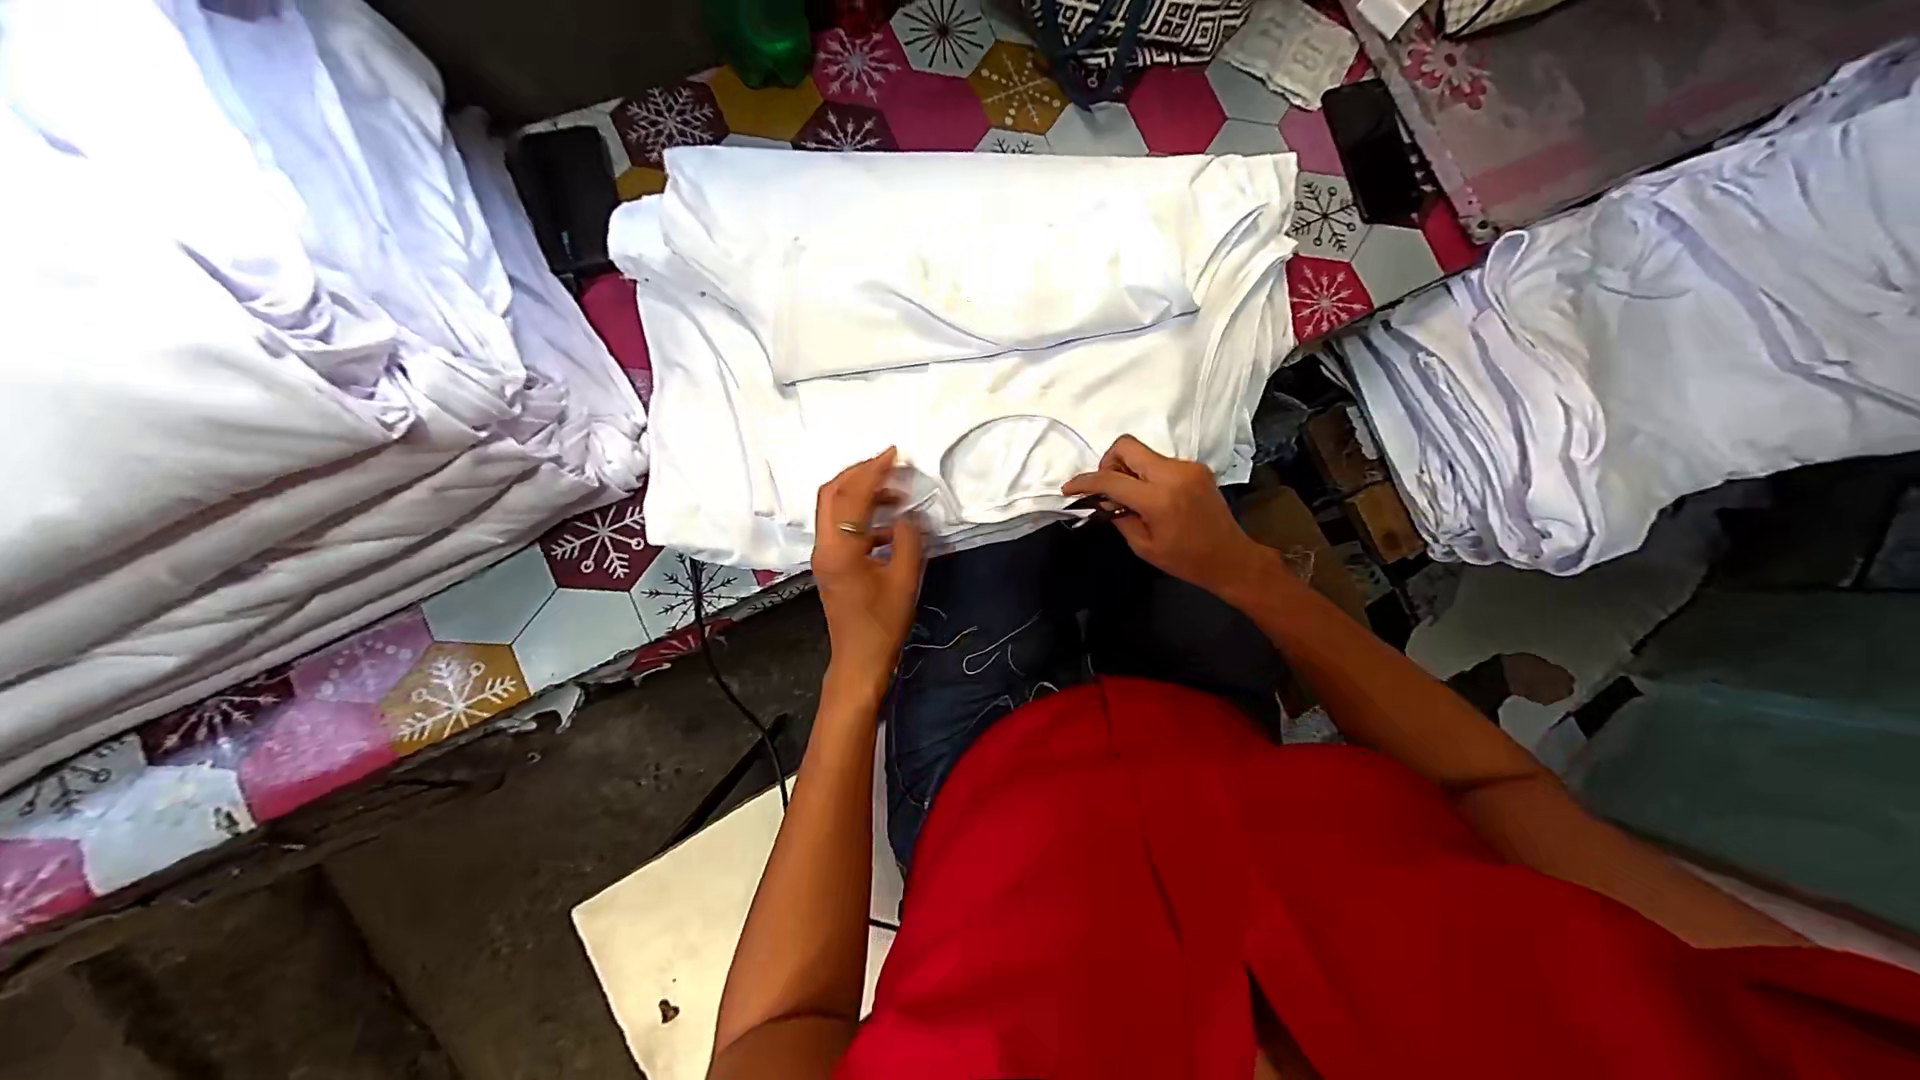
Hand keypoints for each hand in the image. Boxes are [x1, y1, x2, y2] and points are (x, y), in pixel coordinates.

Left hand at [811, 448, 924, 688]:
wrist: (860, 660)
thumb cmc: (883, 624)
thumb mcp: (904, 580)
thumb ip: (907, 540)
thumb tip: (906, 515)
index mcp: (840, 549)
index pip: (852, 495)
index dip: (874, 470)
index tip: (894, 453)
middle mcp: (825, 546)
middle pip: (832, 493)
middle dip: (860, 472)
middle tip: (890, 464)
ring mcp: (824, 555)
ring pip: (835, 509)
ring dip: (862, 493)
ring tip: (896, 493)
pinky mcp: (831, 564)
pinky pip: (842, 527)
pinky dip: (863, 516)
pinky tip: (890, 524)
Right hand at [1062, 435, 1271, 599]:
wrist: (1230, 558)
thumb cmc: (1185, 560)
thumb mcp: (1143, 545)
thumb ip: (1119, 517)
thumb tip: (1104, 500)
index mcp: (1158, 499)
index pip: (1110, 479)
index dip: (1085, 482)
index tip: (1070, 488)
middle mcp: (1174, 474)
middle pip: (1126, 446)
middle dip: (1108, 463)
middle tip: (1107, 488)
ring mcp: (1188, 467)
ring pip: (1143, 453)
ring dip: (1129, 469)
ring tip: (1130, 497)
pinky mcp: (1196, 468)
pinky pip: (1160, 461)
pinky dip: (1147, 474)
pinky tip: (1151, 496)